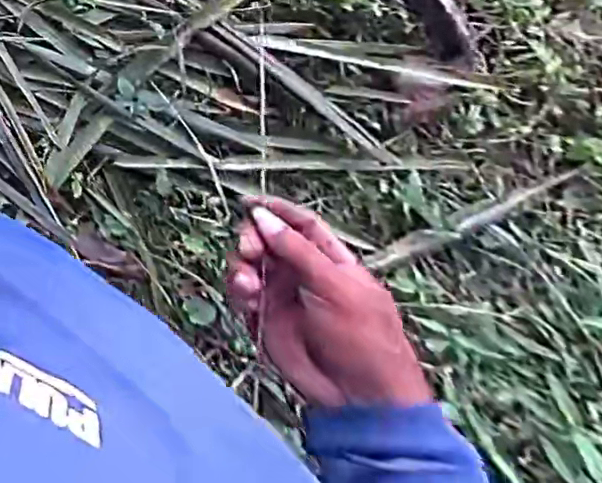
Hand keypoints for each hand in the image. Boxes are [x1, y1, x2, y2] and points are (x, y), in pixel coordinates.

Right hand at [226, 196, 433, 408]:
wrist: (358, 400)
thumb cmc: (363, 341)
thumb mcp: (336, 289)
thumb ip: (297, 249)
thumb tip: (261, 215)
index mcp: (332, 262)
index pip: (301, 224)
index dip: (277, 209)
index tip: (249, 202)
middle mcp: (303, 272)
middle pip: (266, 237)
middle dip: (251, 238)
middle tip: (249, 249)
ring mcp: (282, 293)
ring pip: (247, 261)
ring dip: (241, 266)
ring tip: (248, 285)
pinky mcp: (264, 314)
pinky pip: (240, 290)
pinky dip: (238, 290)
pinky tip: (249, 301)